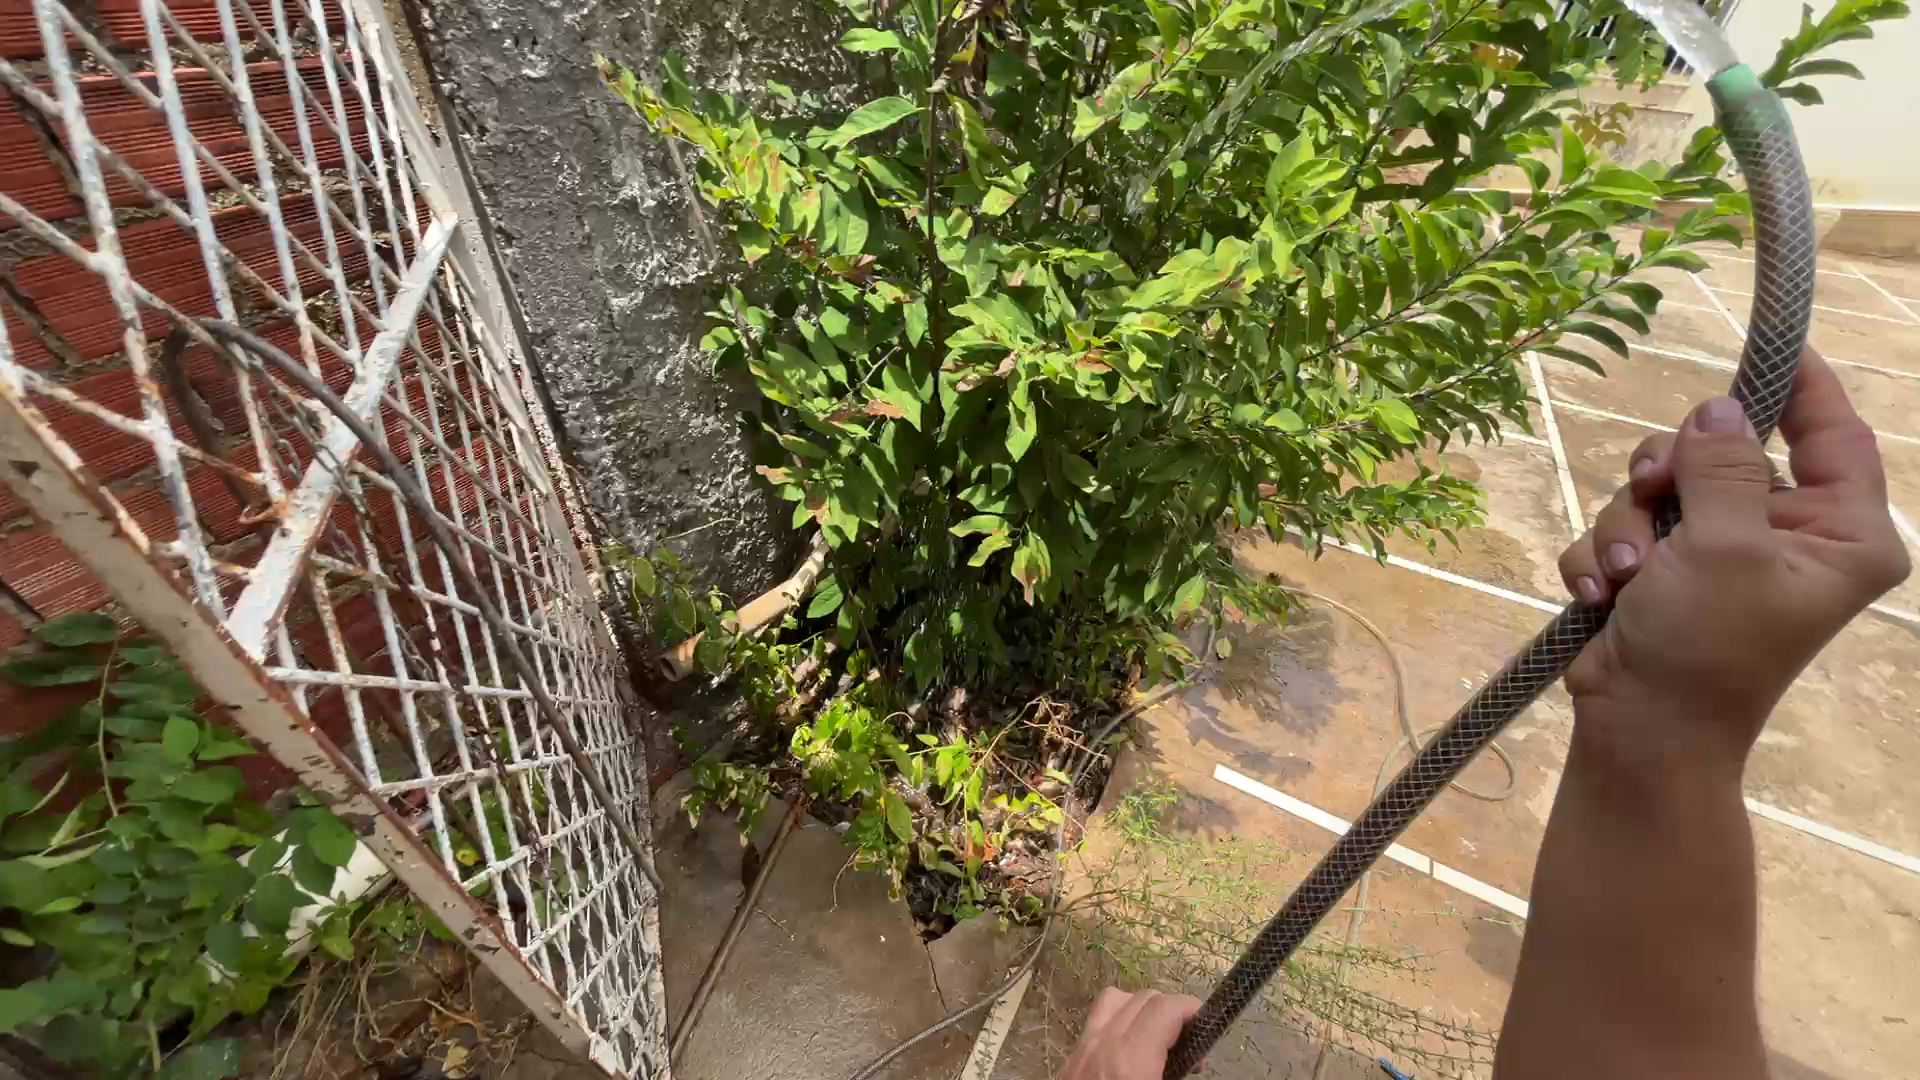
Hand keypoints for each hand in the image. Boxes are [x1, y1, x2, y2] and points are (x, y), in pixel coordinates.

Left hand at [1059, 988, 1202, 1079]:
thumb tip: (1195, 1057)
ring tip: (1159, 1039)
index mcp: (1130, 1061)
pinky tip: (1130, 1047)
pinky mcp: (1070, 1057)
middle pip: (1142, 998)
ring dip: (1141, 1007)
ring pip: (1114, 999)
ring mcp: (1081, 1047)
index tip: (1207, 1023)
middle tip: (1189, 1045)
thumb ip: (1178, 1070)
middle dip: (1171, 1010)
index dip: (1190, 1008)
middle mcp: (1103, 1044)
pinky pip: (1095, 1018)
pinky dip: (1117, 1019)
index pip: (1163, 1008)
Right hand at [1557, 348, 1909, 772]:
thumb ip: (1723, 473)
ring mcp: (1706, 555)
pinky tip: (1598, 595)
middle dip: (1662, 483)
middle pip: (1712, 461)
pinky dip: (1595, 561)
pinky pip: (1612, 535)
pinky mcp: (1650, 573)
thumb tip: (1717, 409)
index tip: (1775, 347)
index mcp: (1831, 532)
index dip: (1804, 392)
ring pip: (1648, 498)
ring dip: (1619, 533)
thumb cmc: (1709, 642)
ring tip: (1619, 578)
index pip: (1833, 440)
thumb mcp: (1723, 549)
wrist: (1641, 718)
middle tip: (1648, 495)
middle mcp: (1771, 535)